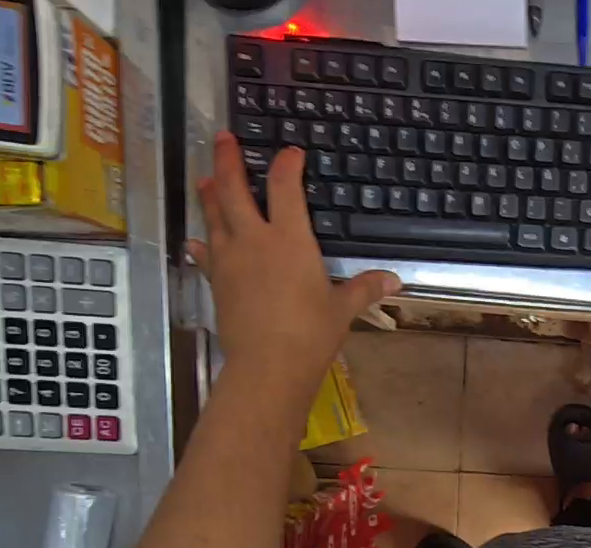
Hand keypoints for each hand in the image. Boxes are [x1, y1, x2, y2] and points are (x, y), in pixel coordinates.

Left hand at [187, 134, 399, 406]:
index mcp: (289, 239)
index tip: (291, 152)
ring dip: (209, 192)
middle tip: (223, 139)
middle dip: (228, 160)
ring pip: (213, 214)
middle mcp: (253, 239)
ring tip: (206, 178)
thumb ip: (364, 289)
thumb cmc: (310, 334)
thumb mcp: (342, 310)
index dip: (288, 164)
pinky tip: (197, 240)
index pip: (286, 187)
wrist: (268, 366)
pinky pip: (205, 253)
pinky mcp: (216, 282)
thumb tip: (394, 280)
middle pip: (233, 188)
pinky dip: (202, 243)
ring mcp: (229, 259)